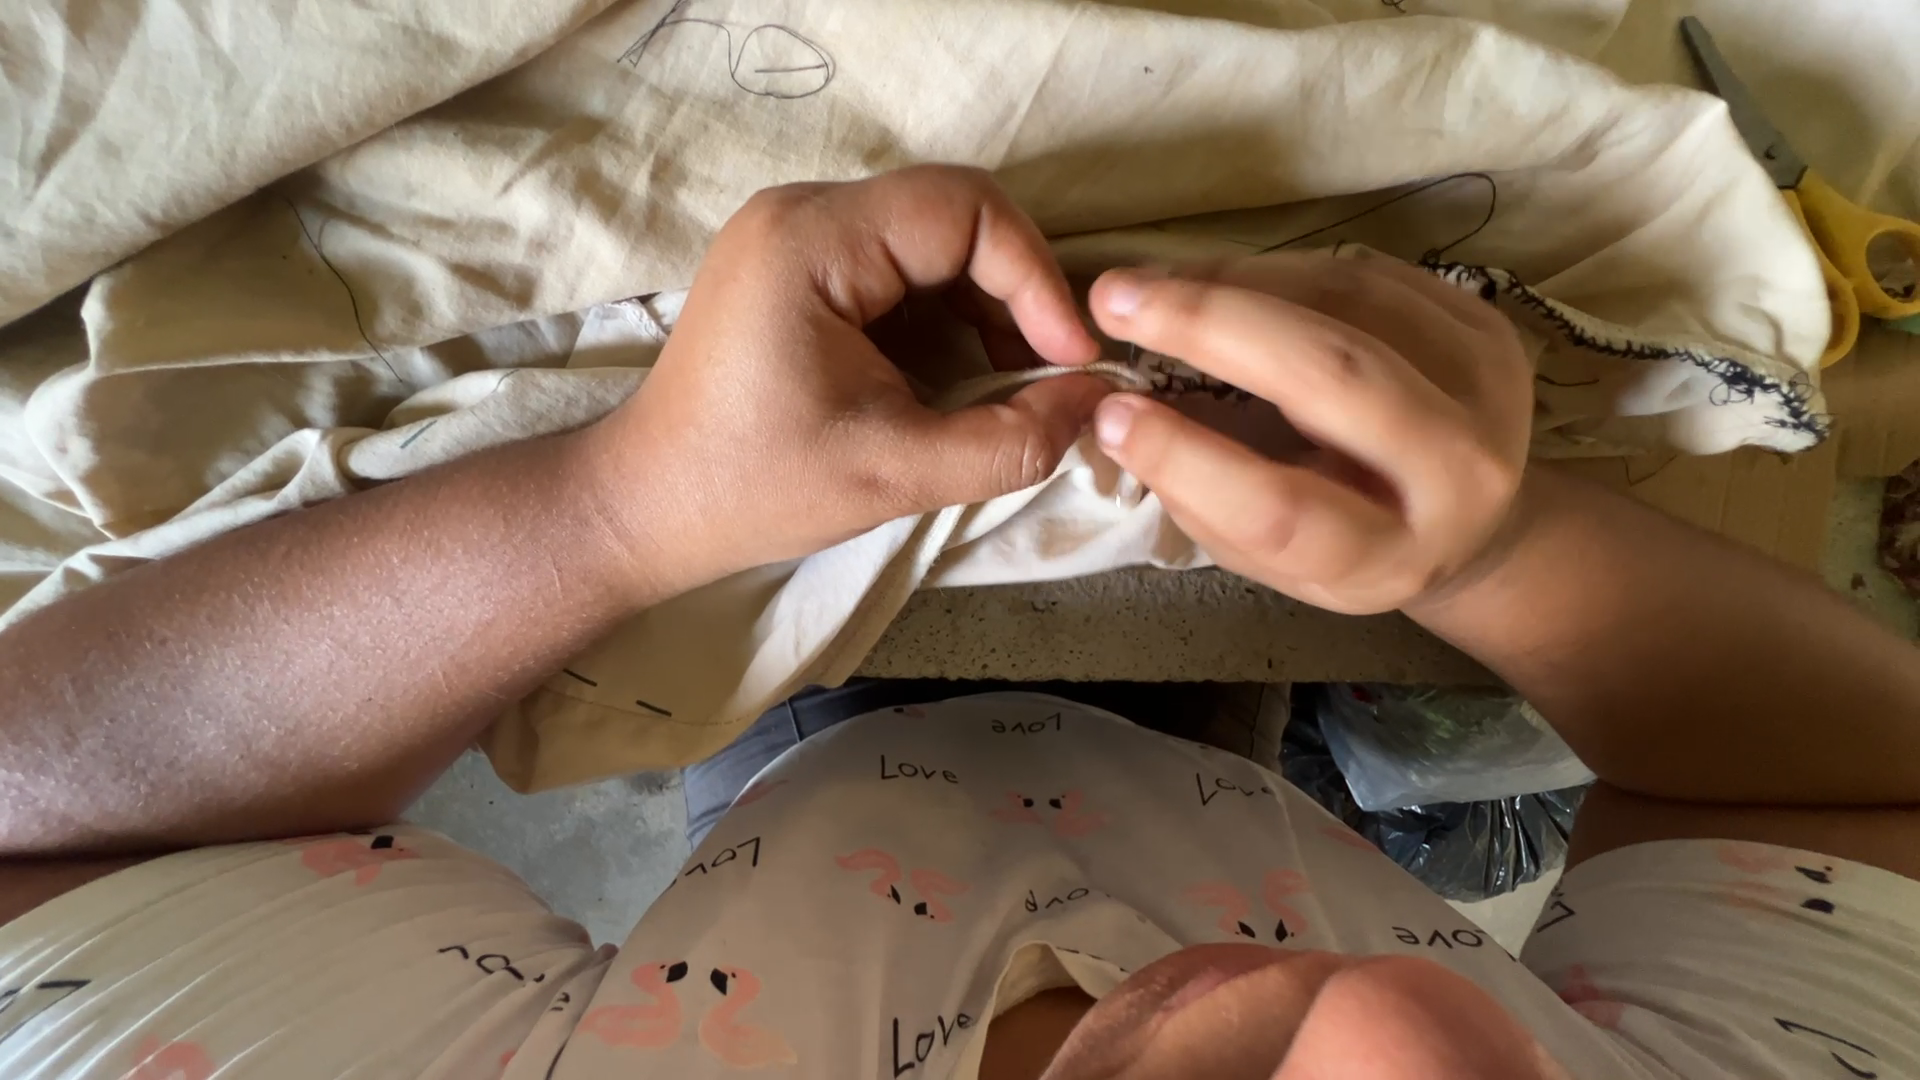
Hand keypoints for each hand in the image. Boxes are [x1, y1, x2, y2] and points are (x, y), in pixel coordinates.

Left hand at [578, 165, 1107, 591]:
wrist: (651, 506)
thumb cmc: (756, 489)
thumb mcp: (896, 474)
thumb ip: (1011, 441)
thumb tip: (1096, 401)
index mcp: (813, 243)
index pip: (964, 210)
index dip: (1037, 279)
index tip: (1071, 359)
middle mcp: (803, 215)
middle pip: (953, 219)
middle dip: (1017, 297)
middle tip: (1048, 375)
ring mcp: (797, 239)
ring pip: (933, 246)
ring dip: (988, 311)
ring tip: (1012, 384)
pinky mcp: (802, 274)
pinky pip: (902, 273)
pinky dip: (949, 321)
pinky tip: (962, 377)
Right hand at [1085, 252, 1533, 614]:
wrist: (1470, 523)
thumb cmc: (1338, 550)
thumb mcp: (1262, 558)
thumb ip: (1198, 497)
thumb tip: (1119, 416)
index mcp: (1386, 556)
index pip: (1283, 508)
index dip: (1188, 459)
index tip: (1110, 413)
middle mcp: (1457, 471)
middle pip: (1334, 374)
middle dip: (1210, 325)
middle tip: (1115, 301)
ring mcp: (1485, 381)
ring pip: (1346, 300)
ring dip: (1230, 281)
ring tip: (1149, 284)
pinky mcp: (1483, 321)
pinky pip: (1360, 272)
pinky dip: (1270, 269)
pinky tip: (1211, 279)